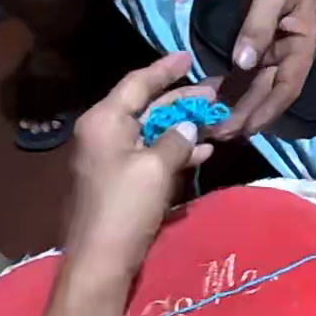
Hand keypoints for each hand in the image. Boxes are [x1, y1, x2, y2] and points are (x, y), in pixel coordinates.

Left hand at [63, 52, 214, 277]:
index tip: (189, 56)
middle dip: (180, 99)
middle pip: (146, 106)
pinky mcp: (122, 181)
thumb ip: (176, 140)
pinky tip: (201, 151)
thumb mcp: (156, 168)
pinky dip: (174, 152)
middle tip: (213, 93)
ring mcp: (112, 158)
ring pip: (151, 132)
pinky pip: (151, 155)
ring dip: (182, 126)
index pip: (137, 83)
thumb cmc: (125, 206)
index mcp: (105, 120)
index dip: (165, 69)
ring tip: (215, 120)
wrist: (101, 258)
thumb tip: (189, 126)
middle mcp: (104, 133)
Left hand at [214, 0, 315, 137]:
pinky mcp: (262, 46)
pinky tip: (216, 101)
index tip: (244, 131)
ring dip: (237, 107)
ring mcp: (277, 53)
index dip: (265, 113)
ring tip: (214, 126)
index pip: (284, 90)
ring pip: (256, 88)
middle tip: (219, 135)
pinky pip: (248, 74)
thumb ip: (256, 29)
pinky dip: (233, 89)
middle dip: (245, 116)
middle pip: (268, 95)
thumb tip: (243, 64)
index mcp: (301, 49)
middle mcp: (291, 57)